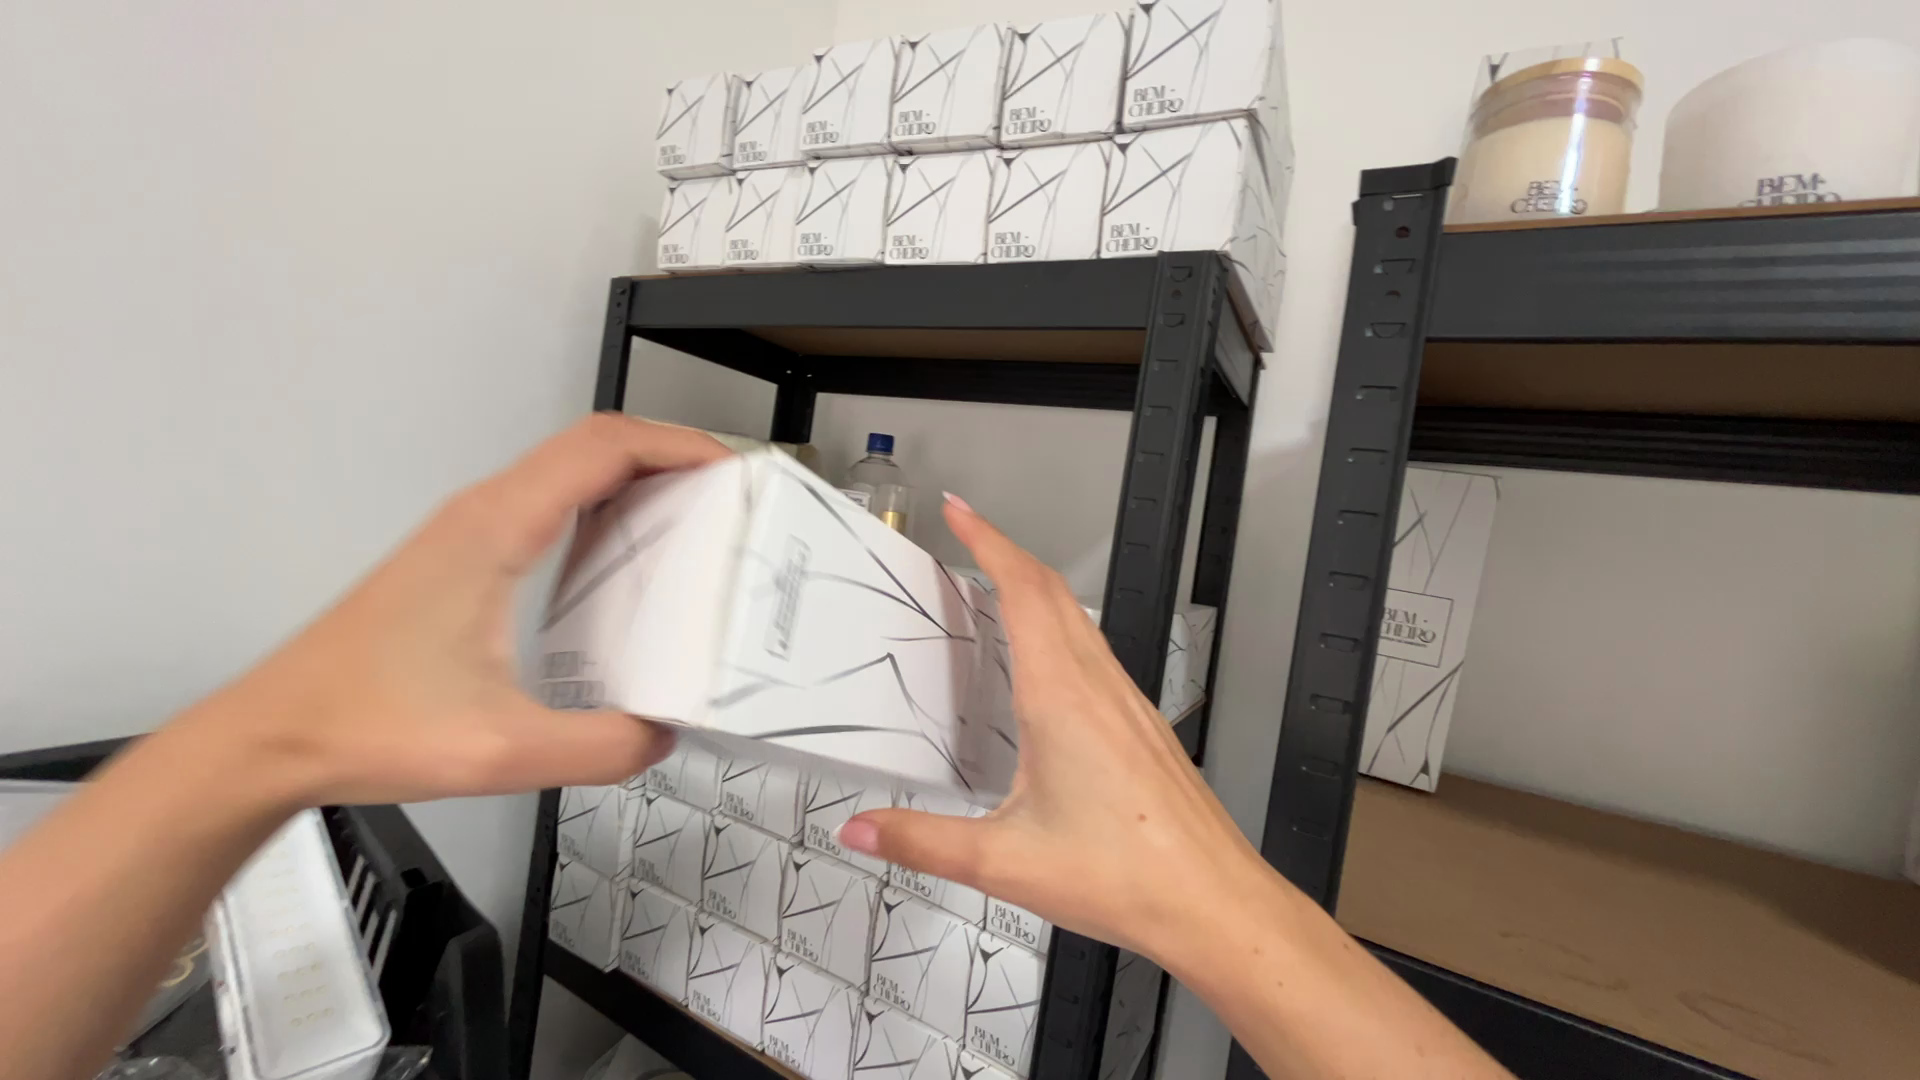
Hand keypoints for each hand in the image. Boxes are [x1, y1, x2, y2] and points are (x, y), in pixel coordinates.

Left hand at [176, 413, 728, 807]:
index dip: (677, 445)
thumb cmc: (365, 725)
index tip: (729, 469)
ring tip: (695, 513)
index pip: (604, 447)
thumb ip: (601, 747)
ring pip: (574, 464)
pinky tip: (628, 549)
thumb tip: (663, 732)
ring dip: (640, 472)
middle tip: (727, 491)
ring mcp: (473, 526)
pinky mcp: (468, 549)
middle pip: (596, 441)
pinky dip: (607, 498)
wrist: (271, 736)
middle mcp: (485, 512)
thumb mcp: (501, 751)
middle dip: (672, 452)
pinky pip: (555, 496)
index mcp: (497, 530)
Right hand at [837, 494, 1269, 961]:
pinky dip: (1061, 624)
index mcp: (1061, 696)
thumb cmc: (1126, 875)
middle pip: (1051, 588)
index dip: (988, 540)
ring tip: (997, 581)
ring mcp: (1125, 699)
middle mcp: (1097, 684)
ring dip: (1035, 584)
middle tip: (969, 533)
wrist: (1214, 902)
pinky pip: (1095, 648)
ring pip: (1078, 615)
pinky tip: (1047, 658)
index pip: (1022, 589)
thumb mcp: (1003, 860)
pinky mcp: (1139, 720)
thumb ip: (922, 842)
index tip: (961, 511)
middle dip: (1006, 549)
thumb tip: (864, 829)